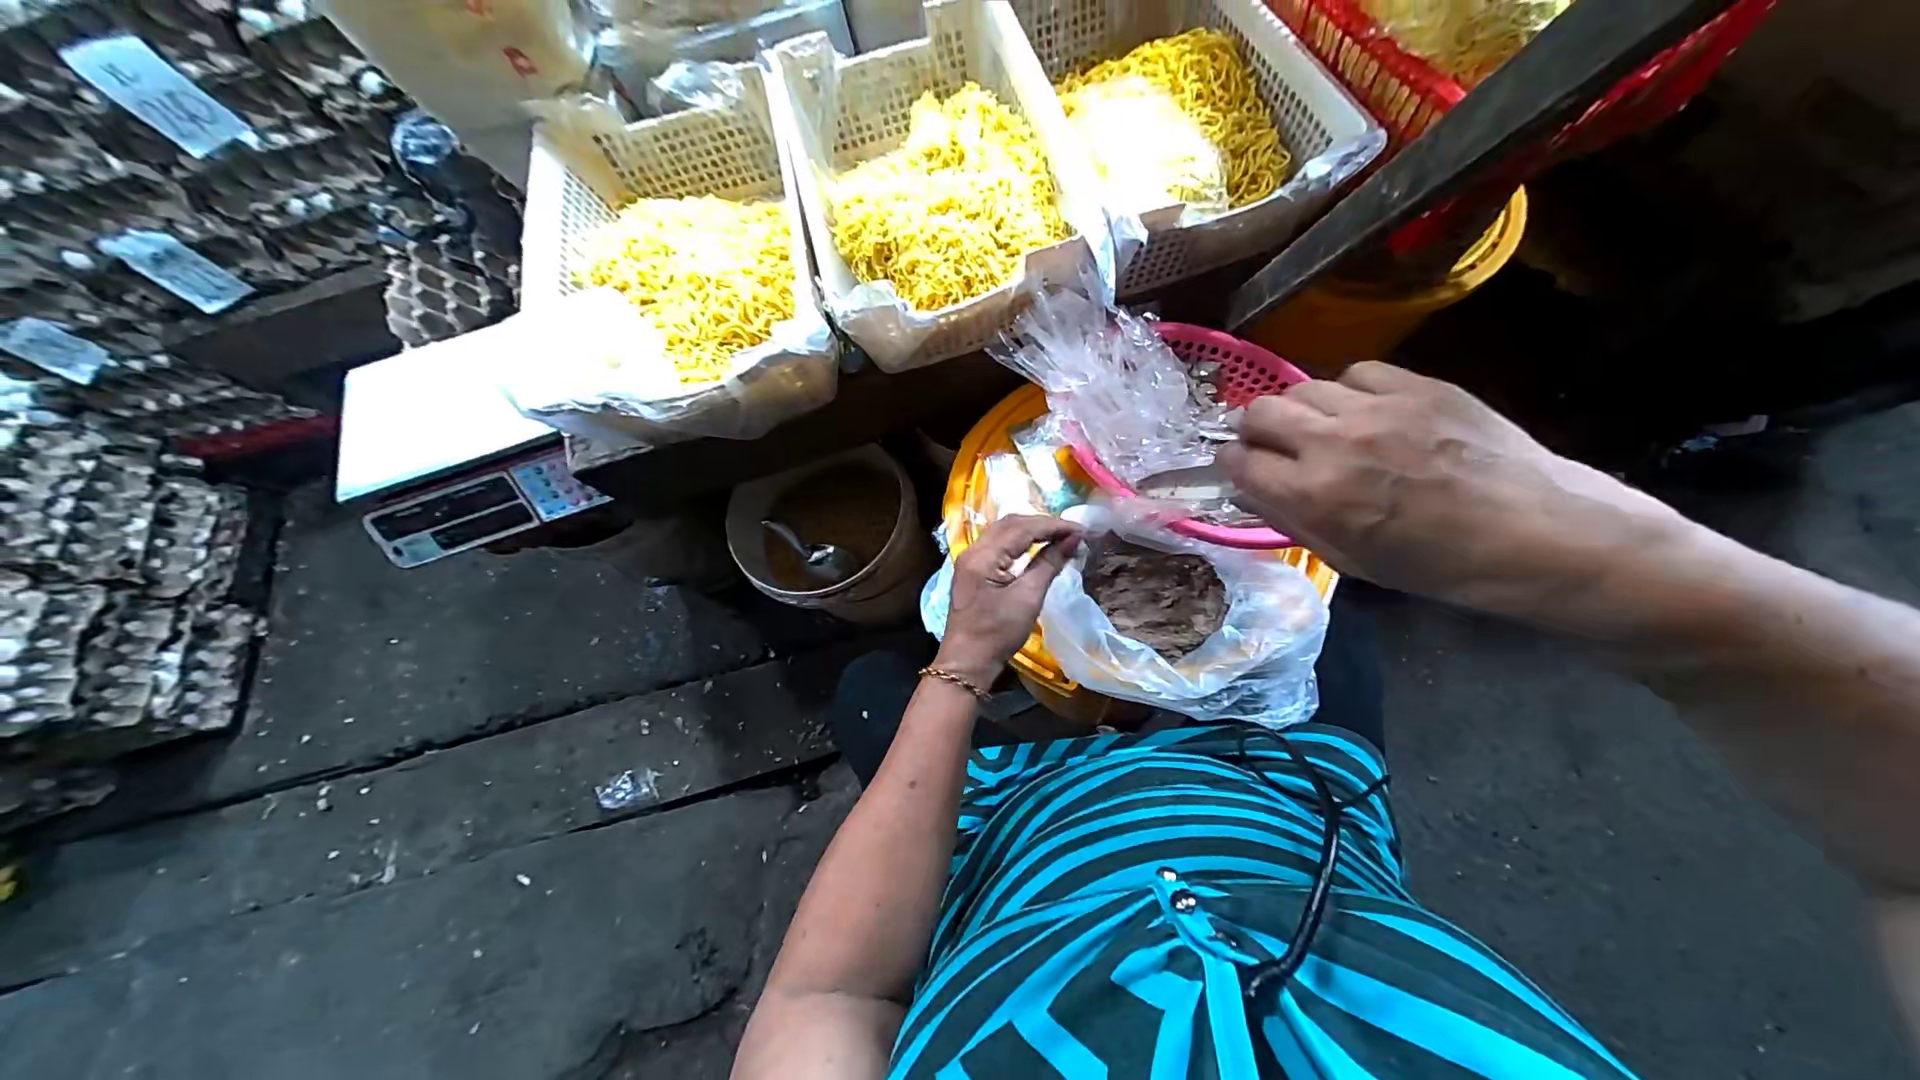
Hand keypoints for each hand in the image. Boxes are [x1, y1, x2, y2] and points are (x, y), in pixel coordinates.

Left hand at [935, 515, 1081, 687]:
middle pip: (1011, 524)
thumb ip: (1049, 564)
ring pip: (1004, 531)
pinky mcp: (972, 569)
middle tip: (1072, 532)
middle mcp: (973, 550)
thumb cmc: (998, 633)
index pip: (1022, 528)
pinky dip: (1020, 541)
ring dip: (1032, 530)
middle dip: (1043, 524)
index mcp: (983, 556)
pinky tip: (1037, 546)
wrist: (968, 661)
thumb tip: (1072, 540)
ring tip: (1059, 536)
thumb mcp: (1028, 598)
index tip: (1080, 530)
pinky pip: (998, 544)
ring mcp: (970, 559)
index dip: (1053, 525)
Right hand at [1219, 361, 1687, 616]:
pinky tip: (1365, 412)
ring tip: (1321, 427)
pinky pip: (1357, 373)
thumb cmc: (1437, 566)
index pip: (1239, 461)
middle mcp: (1335, 443)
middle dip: (1253, 430)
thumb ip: (1291, 521)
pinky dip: (1347, 392)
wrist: (1541, 536)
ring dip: (1299, 410)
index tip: (1240, 469)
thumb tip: (1253, 490)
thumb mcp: (1349, 560)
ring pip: (1303, 387)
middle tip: (1269, 444)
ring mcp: (1380, 408)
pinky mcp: (1421, 386)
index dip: (1232, 465)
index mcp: (1314, 495)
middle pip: (1259, 411)